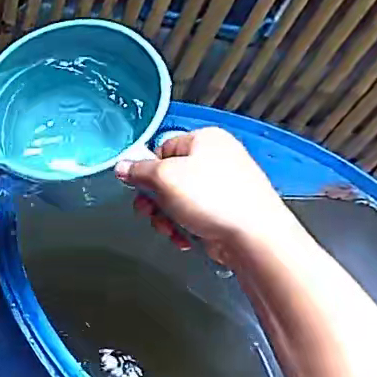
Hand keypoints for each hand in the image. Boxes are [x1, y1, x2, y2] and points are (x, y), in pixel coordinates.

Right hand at [114, 126, 302, 264]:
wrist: (253, 236)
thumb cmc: (216, 200)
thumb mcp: (165, 178)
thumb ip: (138, 170)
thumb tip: (123, 167)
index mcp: (204, 140)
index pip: (161, 149)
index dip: (146, 171)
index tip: (139, 187)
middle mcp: (215, 159)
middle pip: (166, 178)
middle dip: (155, 200)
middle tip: (151, 211)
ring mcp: (222, 186)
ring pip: (176, 200)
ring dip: (166, 218)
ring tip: (171, 228)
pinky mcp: (225, 210)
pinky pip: (192, 216)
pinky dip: (184, 228)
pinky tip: (186, 236)